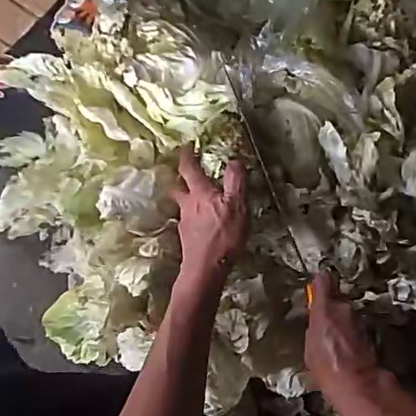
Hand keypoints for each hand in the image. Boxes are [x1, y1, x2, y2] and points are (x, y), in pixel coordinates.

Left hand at [176, 148, 247, 280]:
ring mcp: (185, 223)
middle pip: (179, 186)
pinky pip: (189, 220)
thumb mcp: (237, 206)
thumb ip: (236, 182)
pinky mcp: (187, 238)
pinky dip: (194, 216)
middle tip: (185, 171)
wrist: (206, 269)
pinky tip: (203, 222)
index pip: (188, 169)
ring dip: (187, 197)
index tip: (186, 146)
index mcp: (200, 194)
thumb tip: (234, 161)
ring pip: (183, 204)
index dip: (186, 156)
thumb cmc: (224, 236)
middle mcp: (188, 205)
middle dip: (180, 177)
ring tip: (197, 197)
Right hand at [304, 271, 385, 403]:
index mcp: (326, 309)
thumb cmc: (326, 367)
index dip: (320, 282)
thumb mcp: (310, 346)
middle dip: (331, 307)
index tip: (317, 283)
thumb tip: (318, 318)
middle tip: (324, 322)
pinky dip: (352, 332)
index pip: (323, 282)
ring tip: (335, 339)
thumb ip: (314, 325)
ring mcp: (360, 319)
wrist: (358, 383)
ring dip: (343, 321)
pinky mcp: (371, 331)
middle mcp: (345, 308)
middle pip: (337, 299)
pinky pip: (356, 326)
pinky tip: (346, 347)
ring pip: (348, 313)